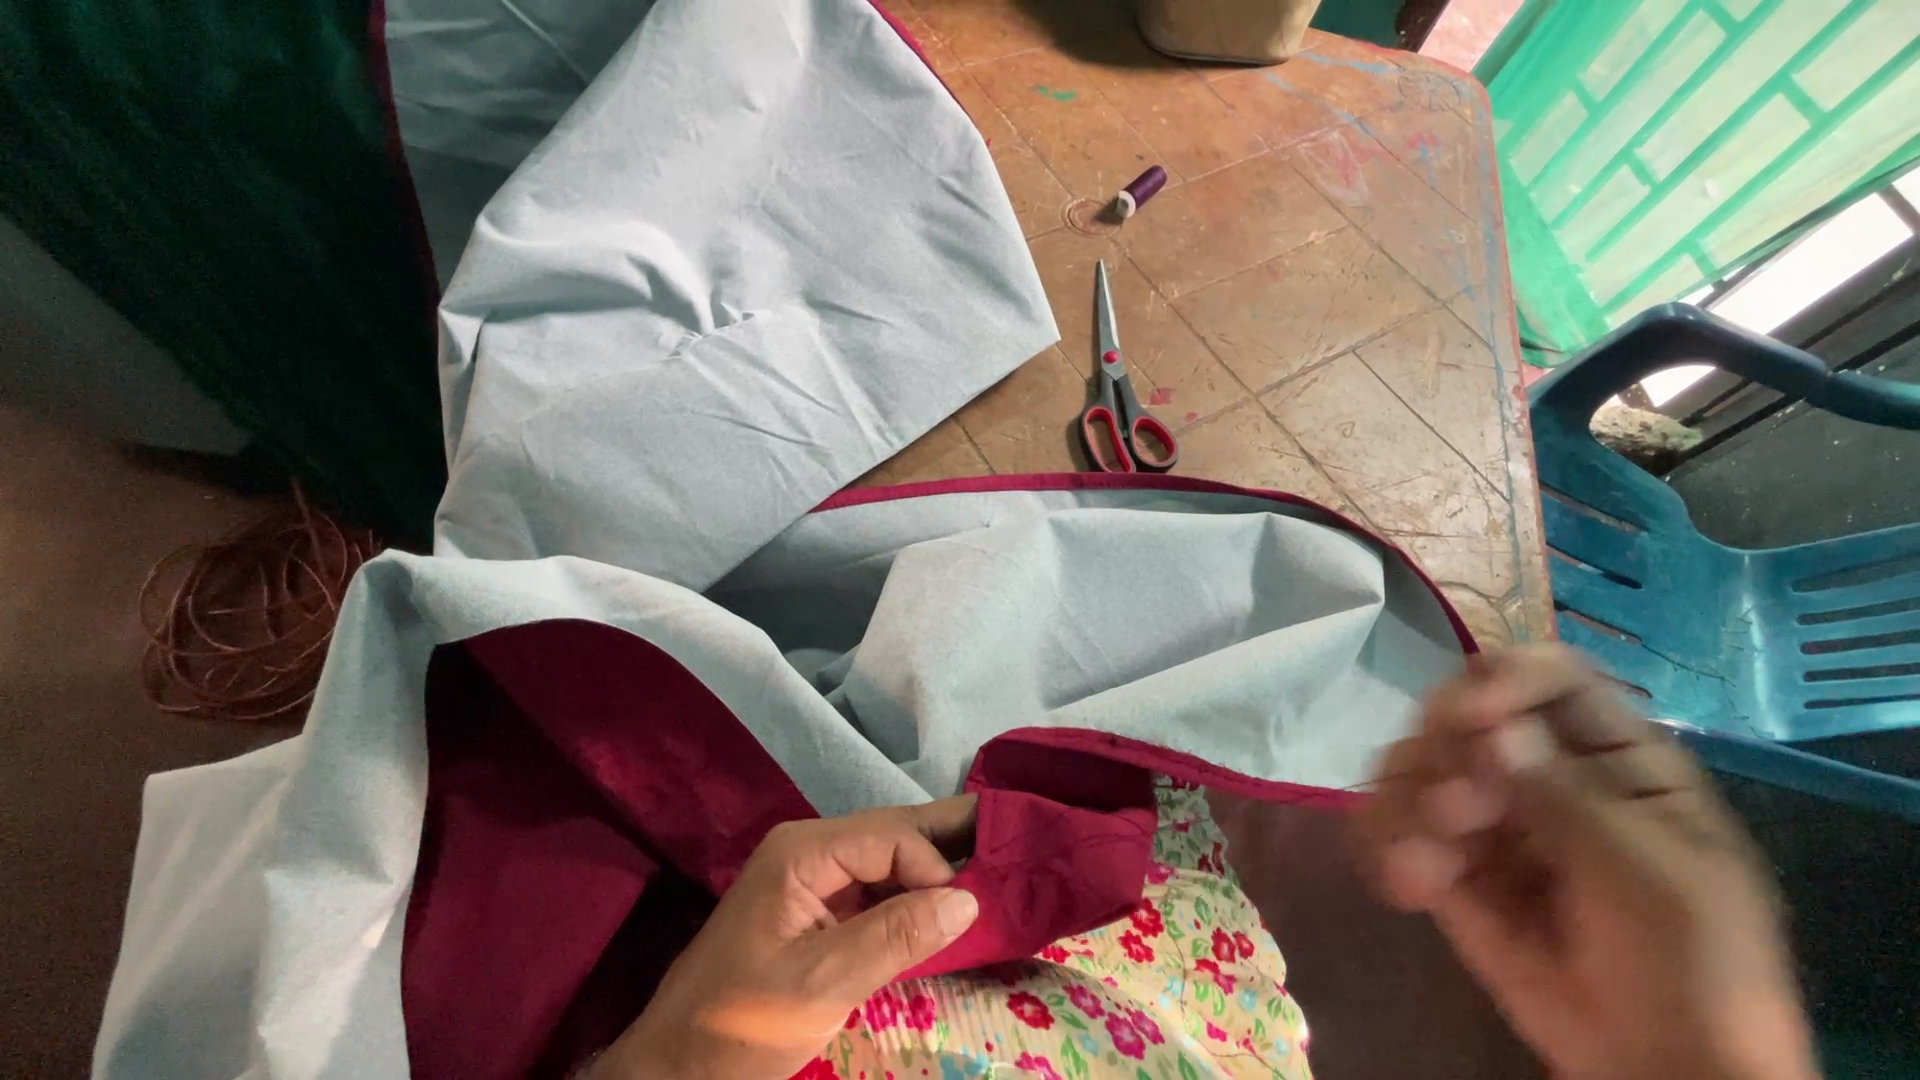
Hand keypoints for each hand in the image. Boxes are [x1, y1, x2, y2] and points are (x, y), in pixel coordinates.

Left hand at [588, 797, 980, 1079]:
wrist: (672, 1074)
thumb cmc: (738, 1026)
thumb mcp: (820, 985)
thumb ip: (894, 936)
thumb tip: (968, 897)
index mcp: (804, 851)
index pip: (892, 837)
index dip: (935, 869)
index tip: (965, 917)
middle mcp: (811, 849)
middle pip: (895, 834)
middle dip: (951, 842)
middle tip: (1016, 837)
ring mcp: (814, 877)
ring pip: (891, 860)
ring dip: (937, 870)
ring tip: (997, 867)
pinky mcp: (818, 910)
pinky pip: (878, 889)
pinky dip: (914, 898)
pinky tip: (950, 905)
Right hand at [1357, 645, 1817, 1079]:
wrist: (1656, 1073)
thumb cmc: (1691, 967)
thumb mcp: (1654, 877)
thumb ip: (1568, 797)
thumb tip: (1483, 727)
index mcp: (1611, 757)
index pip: (1545, 675)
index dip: (1500, 678)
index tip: (1468, 718)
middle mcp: (1535, 768)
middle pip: (1456, 711)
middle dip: (1441, 756)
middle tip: (1459, 817)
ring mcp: (1482, 813)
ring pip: (1408, 761)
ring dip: (1404, 805)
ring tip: (1428, 872)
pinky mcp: (1441, 859)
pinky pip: (1387, 821)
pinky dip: (1382, 844)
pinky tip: (1408, 889)